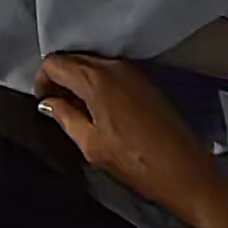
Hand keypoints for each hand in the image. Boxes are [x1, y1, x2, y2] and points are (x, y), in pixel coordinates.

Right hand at [35, 54, 227, 224]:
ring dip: (78, 81)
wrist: (185, 169)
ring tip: (77, 112)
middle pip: (72, 58)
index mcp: (95, 78)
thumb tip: (47, 102)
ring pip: (91, 63)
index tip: (43, 103)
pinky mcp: (142, 79)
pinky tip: (100, 110)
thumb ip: (64, 117)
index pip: (55, 62)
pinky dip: (96, 83)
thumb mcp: (91, 145)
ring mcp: (129, 69)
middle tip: (56, 108)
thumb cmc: (135, 161)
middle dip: (59, 79)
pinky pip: (108, 71)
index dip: (42, 80)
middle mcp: (111, 64)